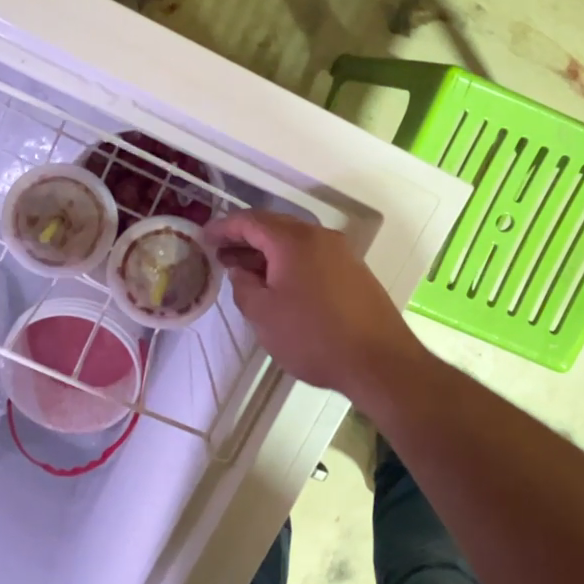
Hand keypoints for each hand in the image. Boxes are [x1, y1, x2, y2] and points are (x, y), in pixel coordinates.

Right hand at [207, 211, 428, 395]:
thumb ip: (243, 287)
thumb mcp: (264, 315)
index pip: (250, 221)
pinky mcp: (354, 272)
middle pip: (274, 227)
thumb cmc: (313, 337)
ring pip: (295, 243)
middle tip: (221, 255)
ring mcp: (341, 253)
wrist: (379, 362)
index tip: (204, 238)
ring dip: (267, 253)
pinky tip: (279, 286)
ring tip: (245, 273)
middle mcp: (319, 237)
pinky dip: (289, 263)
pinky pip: (313, 257)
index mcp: (293, 240)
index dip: (223, 228)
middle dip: (245, 239)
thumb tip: (240, 271)